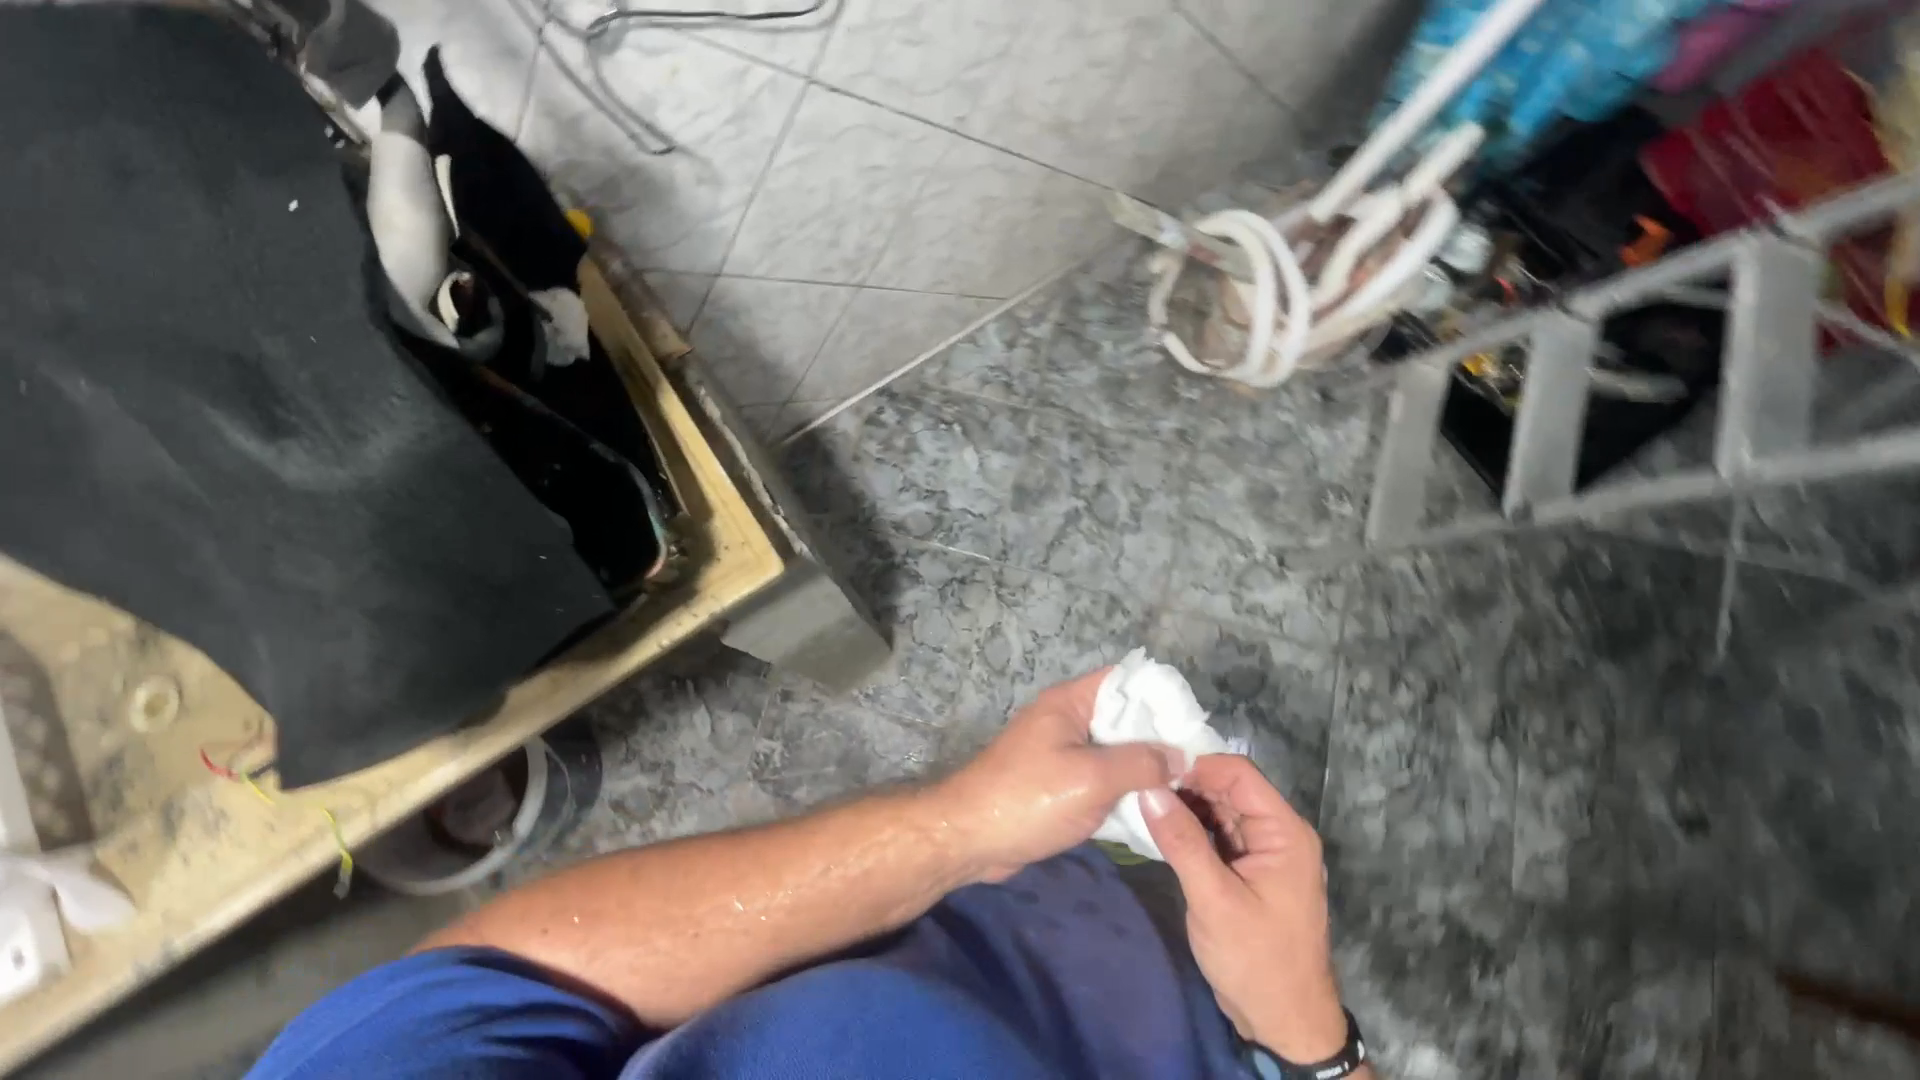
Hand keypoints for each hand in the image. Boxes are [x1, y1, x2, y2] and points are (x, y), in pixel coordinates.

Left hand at [929, 669, 1178, 883]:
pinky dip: (1124, 790)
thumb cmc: (1028, 798)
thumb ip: (1139, 763)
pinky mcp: (1058, 785)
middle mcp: (1066, 721)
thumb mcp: (1092, 778)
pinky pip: (1100, 779)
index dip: (1161, 696)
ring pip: (1114, 752)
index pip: (1124, 681)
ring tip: (1188, 784)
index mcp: (1069, 703)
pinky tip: (1154, 807)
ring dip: (1143, 768)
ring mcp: (1061, 754)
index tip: (1196, 721)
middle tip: (1201, 760)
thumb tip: (1179, 756)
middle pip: (1123, 719)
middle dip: (1159, 737)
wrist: (970, 839)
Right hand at [1141, 755, 1346, 1062]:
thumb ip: (1182, 842)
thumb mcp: (1214, 900)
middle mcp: (1279, 834)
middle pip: (1228, 788)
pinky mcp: (1248, 869)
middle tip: (1139, 787)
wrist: (1283, 1021)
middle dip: (1186, 784)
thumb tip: (1148, 790)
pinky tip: (1161, 828)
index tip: (1152, 774)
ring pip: (1220, 809)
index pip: (1239, 774)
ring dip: (1186, 806)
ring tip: (1143, 803)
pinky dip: (1192, 828)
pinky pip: (1218, 833)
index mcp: (1285, 833)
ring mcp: (1264, 852)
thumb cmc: (1256, 960)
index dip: (1197, 766)